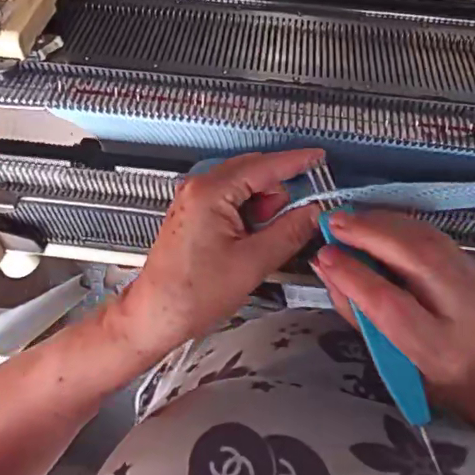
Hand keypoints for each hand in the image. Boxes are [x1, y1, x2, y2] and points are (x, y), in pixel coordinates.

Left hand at [112, 150, 324, 359]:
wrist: (156, 315)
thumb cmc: (190, 293)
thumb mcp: (253, 263)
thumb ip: (289, 232)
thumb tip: (314, 214)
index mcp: (211, 191)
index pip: (265, 166)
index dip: (297, 162)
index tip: (318, 158)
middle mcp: (199, 188)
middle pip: (255, 173)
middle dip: (278, 196)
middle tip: (295, 220)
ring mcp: (195, 199)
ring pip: (245, 188)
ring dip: (262, 208)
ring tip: (258, 242)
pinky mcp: (195, 214)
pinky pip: (232, 201)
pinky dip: (248, 216)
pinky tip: (247, 242)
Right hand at [312, 211, 474, 411]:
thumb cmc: (428, 372)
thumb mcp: (388, 355)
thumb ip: (355, 310)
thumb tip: (324, 265)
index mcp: (438, 347)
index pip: (392, 304)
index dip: (355, 276)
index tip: (324, 255)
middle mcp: (466, 310)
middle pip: (418, 258)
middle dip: (371, 234)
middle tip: (333, 223)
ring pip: (427, 238)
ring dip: (383, 223)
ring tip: (348, 220)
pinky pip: (434, 235)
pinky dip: (400, 224)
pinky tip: (375, 222)